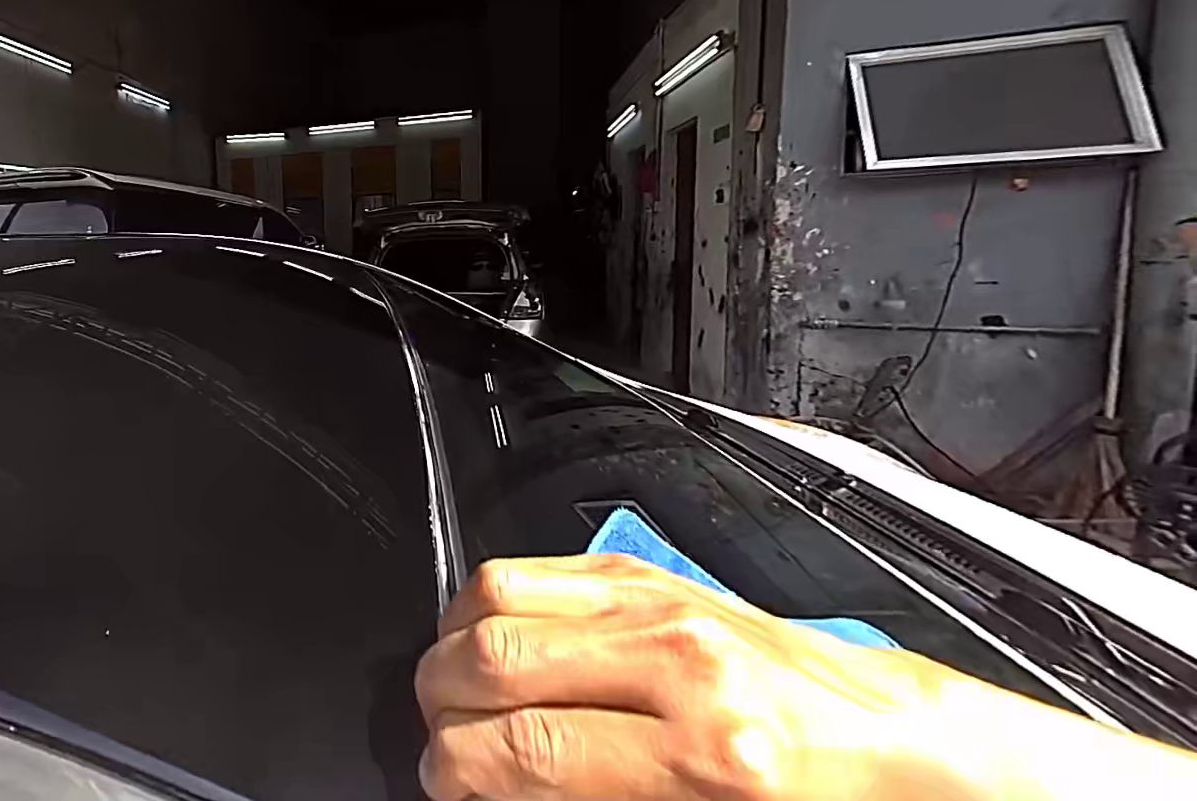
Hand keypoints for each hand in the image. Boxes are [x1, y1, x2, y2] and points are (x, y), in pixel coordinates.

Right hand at [415, 554, 1196, 800]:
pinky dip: (481, 604)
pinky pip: (524, 568)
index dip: (459, 772)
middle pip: (494, 660)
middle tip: (437, 734)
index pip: (527, 753)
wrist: (905, 748)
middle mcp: (669, 661)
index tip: (443, 782)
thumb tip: (495, 788)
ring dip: (450, 643)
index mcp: (706, 762)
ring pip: (493, 597)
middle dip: (439, 703)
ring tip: (451, 682)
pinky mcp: (634, 566)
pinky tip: (483, 636)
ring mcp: (649, 597)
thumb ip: (588, 800)